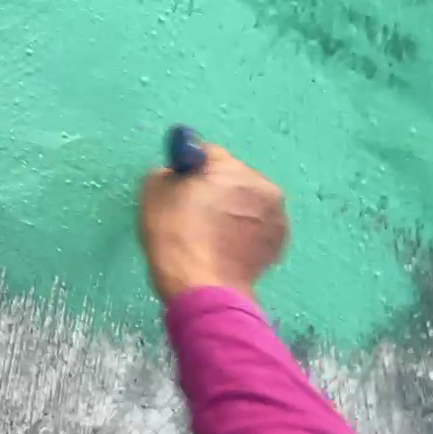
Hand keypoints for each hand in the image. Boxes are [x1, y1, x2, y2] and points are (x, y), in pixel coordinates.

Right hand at [138, 143, 288, 301]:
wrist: (201, 282)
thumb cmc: (173, 232)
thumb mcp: (152, 191)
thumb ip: (167, 173)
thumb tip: (177, 173)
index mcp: (232, 170)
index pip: (207, 151)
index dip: (187, 165)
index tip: (175, 182)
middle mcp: (264, 187)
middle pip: (232, 176)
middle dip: (214, 186)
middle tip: (190, 208)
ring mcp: (277, 216)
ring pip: (247, 201)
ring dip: (231, 207)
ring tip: (207, 230)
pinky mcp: (280, 242)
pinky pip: (256, 224)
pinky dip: (241, 229)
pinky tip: (221, 244)